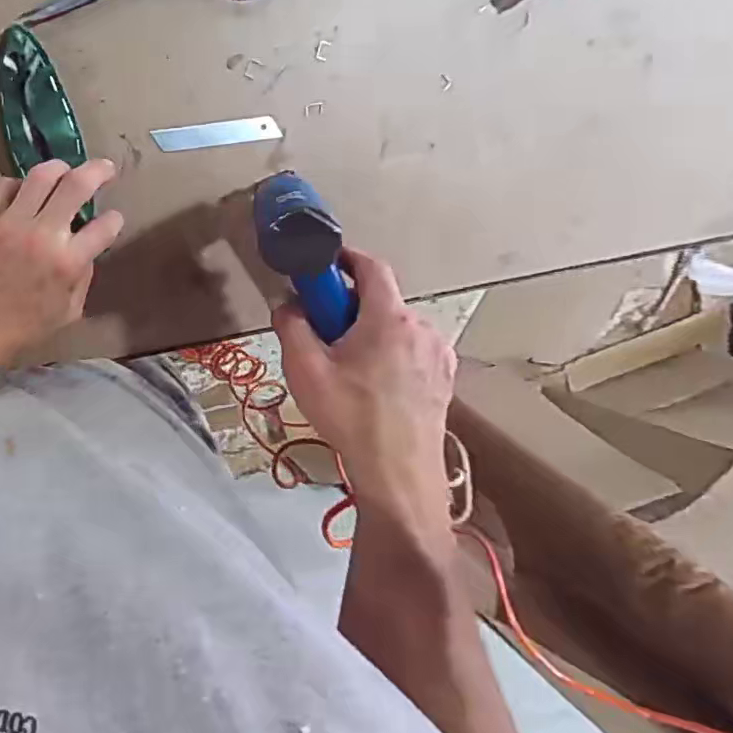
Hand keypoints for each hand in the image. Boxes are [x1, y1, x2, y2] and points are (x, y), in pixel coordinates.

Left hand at [0, 159, 125, 375]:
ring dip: (60, 167)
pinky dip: (20, 183)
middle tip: (105, 168)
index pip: (104, 227)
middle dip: (98, 171)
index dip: (115, 219)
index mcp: (68, 262)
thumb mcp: (69, 310)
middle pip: (77, 185)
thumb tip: (87, 249)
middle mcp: (43, 235)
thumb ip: (83, 276)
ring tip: (66, 170)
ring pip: (41, 176)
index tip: (114, 218)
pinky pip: (5, 186)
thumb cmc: (25, 325)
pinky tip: (26, 191)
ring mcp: (12, 223)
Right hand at [273, 248, 456, 539]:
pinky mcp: (444, 378)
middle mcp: (422, 328)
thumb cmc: (350, 417)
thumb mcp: (304, 369)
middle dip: (347, 305)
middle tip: (320, 330)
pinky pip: (410, 350)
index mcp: (389, 318)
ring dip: (367, 331)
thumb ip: (291, 325)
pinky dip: (387, 352)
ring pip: (395, 327)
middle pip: (380, 300)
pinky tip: (369, 385)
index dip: (345, 257)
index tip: (322, 264)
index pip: (372, 266)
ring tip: (343, 366)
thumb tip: (289, 305)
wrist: (399, 475)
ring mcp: (438, 354)